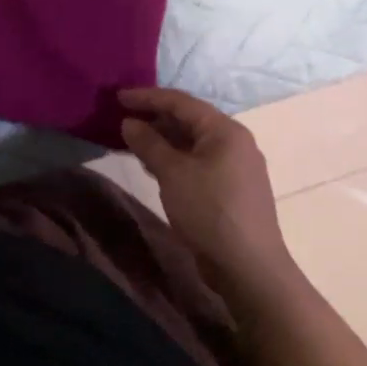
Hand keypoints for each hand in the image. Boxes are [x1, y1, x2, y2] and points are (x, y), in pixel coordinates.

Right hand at [118, 88, 293, 283]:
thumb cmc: (209, 210)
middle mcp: (235, 142)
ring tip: (133, 142)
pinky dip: (175, 158)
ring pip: (193, 142)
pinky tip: (154, 166)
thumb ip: (148, 142)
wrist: (248, 268)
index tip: (118, 97)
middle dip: (154, 117)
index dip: (147, 97)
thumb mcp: (171, 172)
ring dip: (163, 140)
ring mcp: (236, 167)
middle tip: (122, 119)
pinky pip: (198, 161)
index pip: (181, 101)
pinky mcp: (232, 189)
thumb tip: (129, 122)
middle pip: (189, 119)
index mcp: (225, 130)